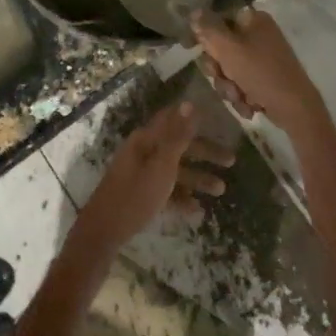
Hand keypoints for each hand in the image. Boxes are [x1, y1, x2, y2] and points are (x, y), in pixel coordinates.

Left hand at [77, 102, 233, 248]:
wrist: (103, 232)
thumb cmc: (135, 195)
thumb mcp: (161, 165)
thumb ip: (177, 136)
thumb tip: (190, 103)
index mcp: (146, 139)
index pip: (172, 118)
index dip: (193, 117)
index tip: (216, 119)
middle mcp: (144, 151)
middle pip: (179, 146)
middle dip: (205, 153)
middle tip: (231, 161)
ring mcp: (141, 173)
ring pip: (175, 170)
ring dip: (198, 178)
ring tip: (221, 190)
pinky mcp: (140, 193)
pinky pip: (166, 190)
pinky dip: (181, 197)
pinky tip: (197, 211)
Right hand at [193, 8, 327, 133]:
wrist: (296, 109)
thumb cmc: (261, 73)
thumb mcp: (229, 50)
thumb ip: (209, 29)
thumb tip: (195, 10)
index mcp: (253, 20)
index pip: (218, 20)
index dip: (204, 36)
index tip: (191, 50)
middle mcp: (258, 34)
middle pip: (222, 47)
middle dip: (219, 70)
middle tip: (223, 78)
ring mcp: (263, 57)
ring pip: (230, 69)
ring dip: (229, 87)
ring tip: (240, 97)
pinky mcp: (266, 77)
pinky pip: (242, 83)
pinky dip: (242, 96)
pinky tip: (250, 105)